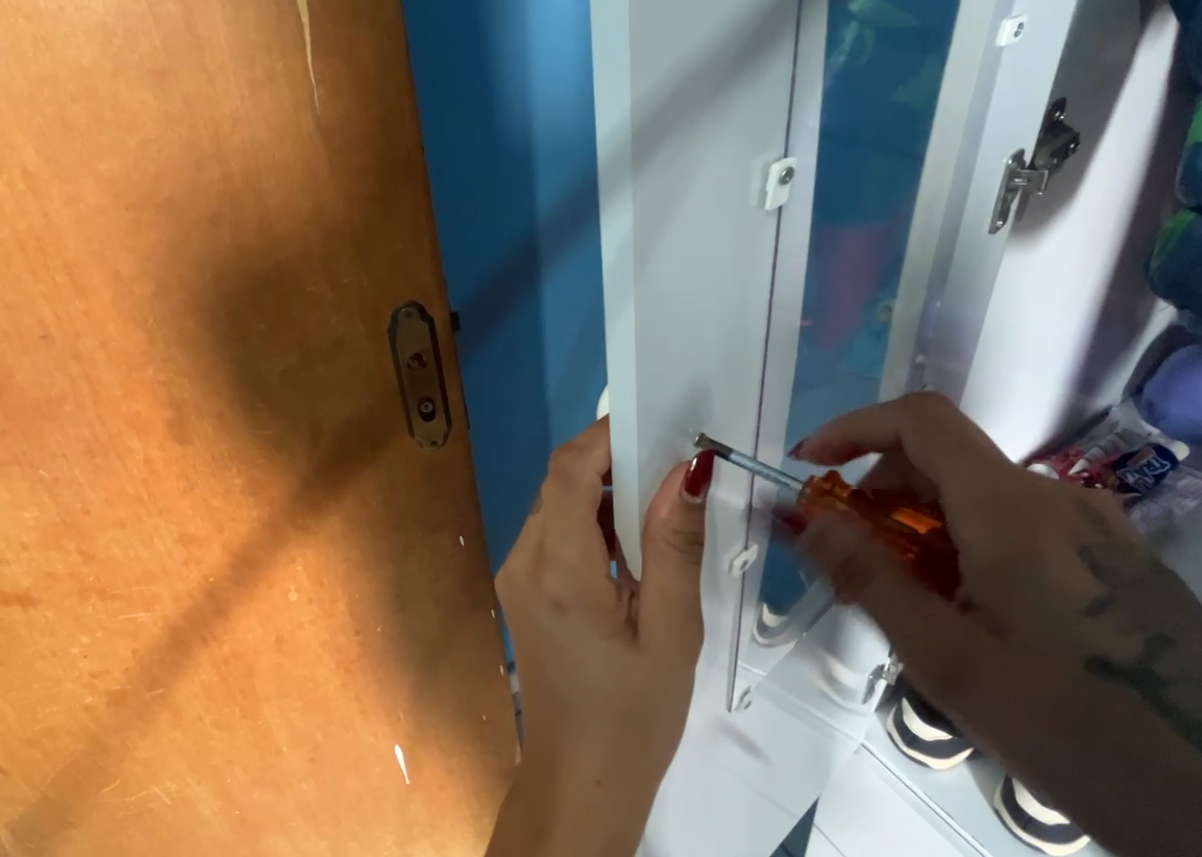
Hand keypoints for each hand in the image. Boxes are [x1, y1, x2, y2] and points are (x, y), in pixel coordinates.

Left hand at [486, 417, 711, 856]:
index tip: (655, 423)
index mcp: (558, 570)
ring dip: (602, 492)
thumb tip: (685, 469)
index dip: (605, 436)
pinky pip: (552, 532)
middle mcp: (523, 560)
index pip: (567, 471)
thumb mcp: (672, 631)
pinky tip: (630, 542)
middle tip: (670, 463)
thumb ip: (673, 545)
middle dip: (610, 462)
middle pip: (559, 483)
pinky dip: (589, 521)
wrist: (581, 777)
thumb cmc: (635, 714)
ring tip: (659, 501)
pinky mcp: (521, 587)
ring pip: (555, 504)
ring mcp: (515, 574)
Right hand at [795, 392, 1201, 856]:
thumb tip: (795, 514)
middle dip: (880, 498)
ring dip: (924, 532)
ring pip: (981, 501)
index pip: (919, 419)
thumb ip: (864, 574)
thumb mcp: (947, 657)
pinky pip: (1024, 530)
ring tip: (912, 609)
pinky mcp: (1123, 566)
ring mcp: (1100, 532)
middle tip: (853, 567)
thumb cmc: (1075, 727)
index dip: (852, 429)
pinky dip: (971, 550)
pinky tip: (975, 622)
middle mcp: (1059, 500)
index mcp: (1012, 508)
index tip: (807, 467)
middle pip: (945, 461)